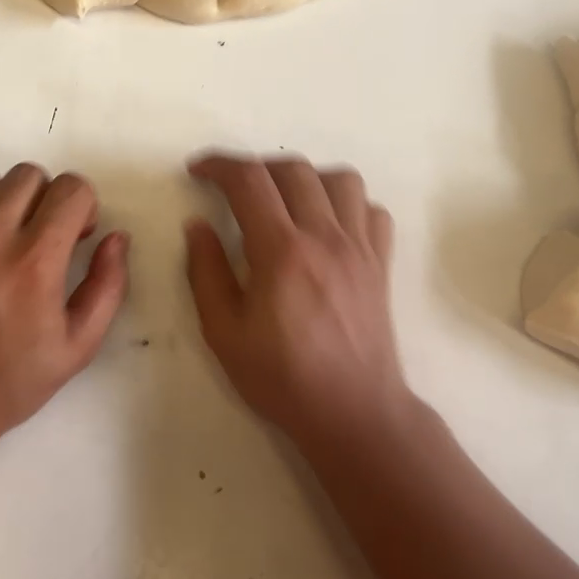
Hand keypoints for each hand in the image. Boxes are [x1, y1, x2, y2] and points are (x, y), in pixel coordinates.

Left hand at [0, 155, 129, 446]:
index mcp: (35, 260)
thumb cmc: (4, 384)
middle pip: (28, 174)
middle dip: (41, 199)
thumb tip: (116, 237)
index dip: (80, 207)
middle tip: (32, 236)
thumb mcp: (75, 349)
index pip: (71, 188)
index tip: (71, 234)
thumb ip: (106, 287)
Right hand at [185, 153, 402, 442]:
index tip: (198, 171)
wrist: (353, 413)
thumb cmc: (282, 378)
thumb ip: (206, 272)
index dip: (218, 165)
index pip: (248, 180)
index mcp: (282, 251)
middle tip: (232, 189)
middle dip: (255, 168)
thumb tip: (198, 226)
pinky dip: (347, 205)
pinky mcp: (380, 264)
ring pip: (341, 179)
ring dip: (306, 178)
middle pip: (293, 169)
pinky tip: (326, 226)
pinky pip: (371, 211)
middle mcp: (325, 237)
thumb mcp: (224, 333)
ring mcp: (360, 248)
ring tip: (283, 201)